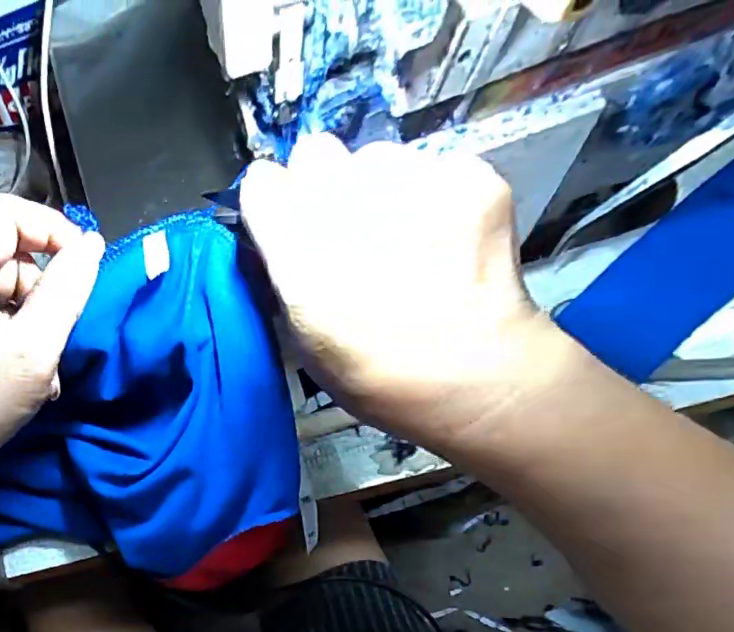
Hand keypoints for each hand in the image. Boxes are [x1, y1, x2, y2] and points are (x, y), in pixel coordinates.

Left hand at [0, 195, 104, 507]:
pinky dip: (13, 339)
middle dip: (44, 295)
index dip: (56, 232)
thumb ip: (67, 291)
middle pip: (8, 254)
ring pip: (3, 290)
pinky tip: (24, 377)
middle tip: (57, 343)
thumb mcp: (33, 349)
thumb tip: (93, 244)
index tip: (89, 271)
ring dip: (33, 326)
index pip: (10, 214)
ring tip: (40, 373)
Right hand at [240, 134, 594, 452]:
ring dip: (376, 190)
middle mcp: (345, 198)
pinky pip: (430, 168)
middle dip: (321, 187)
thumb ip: (285, 280)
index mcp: (296, 246)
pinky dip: (430, 197)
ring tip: (401, 242)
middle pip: (314, 153)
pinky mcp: (465, 172)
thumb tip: (280, 250)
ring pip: (374, 158)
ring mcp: (410, 177)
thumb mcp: (302, 342)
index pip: (261, 182)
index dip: (272, 206)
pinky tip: (443, 242)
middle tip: (344, 233)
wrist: (472, 376)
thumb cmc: (375, 377)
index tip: (284, 228)